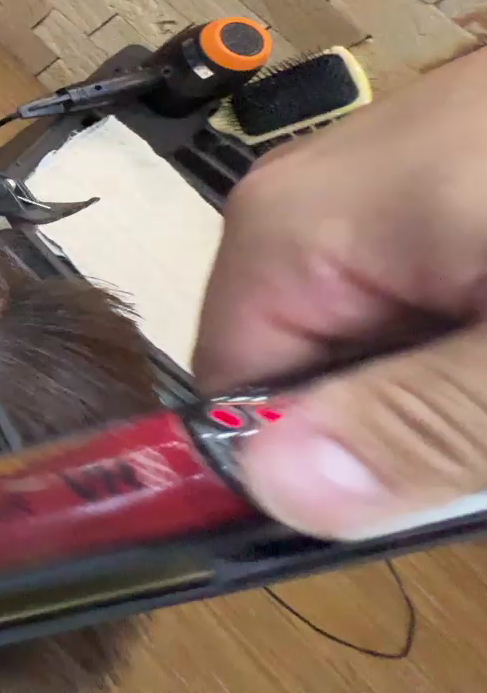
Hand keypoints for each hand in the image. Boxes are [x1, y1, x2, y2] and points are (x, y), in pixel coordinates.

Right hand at [195, 48, 486, 538]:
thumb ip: (424, 419)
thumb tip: (271, 488)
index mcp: (288, 228)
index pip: (231, 380)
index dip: (307, 461)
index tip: (425, 512)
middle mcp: (304, 203)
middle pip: (311, 356)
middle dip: (414, 420)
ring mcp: (377, 187)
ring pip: (385, 331)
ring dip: (463, 388)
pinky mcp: (446, 181)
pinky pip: (432, 288)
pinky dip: (481, 342)